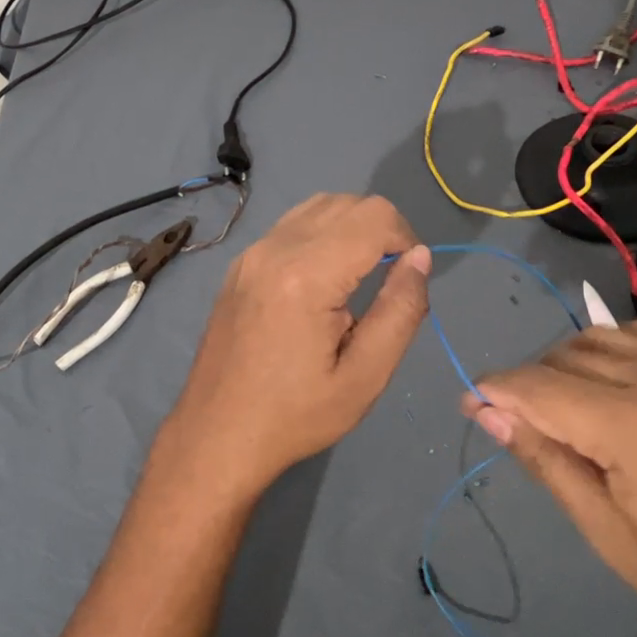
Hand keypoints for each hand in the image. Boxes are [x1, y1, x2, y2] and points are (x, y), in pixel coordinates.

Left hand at [157, 194, 429, 499]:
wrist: (217, 433)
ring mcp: (250, 254)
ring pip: (316, 206)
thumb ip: (401, 311)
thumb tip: (419, 257)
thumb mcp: (365, 376)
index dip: (404, 237)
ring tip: (358, 279)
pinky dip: (319, 236)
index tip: (409, 278)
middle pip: (346, 202)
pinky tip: (322, 283)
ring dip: (349, 228)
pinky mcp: (239, 265)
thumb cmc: (295, 415)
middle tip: (388, 281)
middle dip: (380, 230)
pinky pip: (290, 226)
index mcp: (306, 275)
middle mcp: (274, 250)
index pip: (373, 216)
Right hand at [465, 318, 636, 636]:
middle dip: (529, 383)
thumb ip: (550, 466)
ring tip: (568, 407)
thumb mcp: (617, 540)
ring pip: (604, 336)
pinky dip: (627, 339)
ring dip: (570, 362)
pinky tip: (621, 369)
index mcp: (633, 426)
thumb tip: (490, 413)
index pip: (535, 386)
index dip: (494, 392)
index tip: (472, 409)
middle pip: (564, 355)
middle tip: (524, 427)